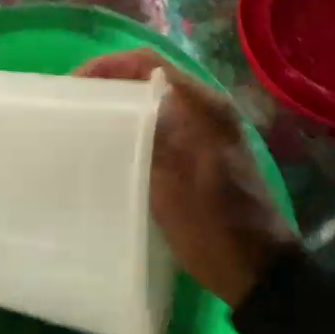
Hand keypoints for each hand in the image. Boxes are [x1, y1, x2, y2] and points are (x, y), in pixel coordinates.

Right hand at [75, 49, 294, 305]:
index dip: (106, 65)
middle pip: (150, 75)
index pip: (147, 62)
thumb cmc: (216, 227)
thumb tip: (109, 105)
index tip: (73, 84)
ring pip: (156, 96)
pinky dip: (137, 119)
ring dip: (123, 100)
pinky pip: (165, 116)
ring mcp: (209, 126)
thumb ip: (146, 136)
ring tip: (87, 117)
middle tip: (75, 101)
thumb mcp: (173, 185)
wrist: (261, 271)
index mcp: (203, 105)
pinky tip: (115, 141)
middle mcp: (208, 106)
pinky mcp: (205, 146)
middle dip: (110, 81)